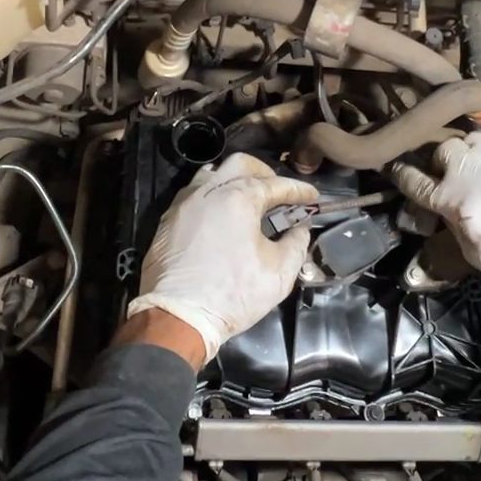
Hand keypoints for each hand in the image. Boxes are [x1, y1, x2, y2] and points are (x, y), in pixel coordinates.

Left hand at [125, 153, 320, 362]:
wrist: (177, 316)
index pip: (276, 185)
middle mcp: (209, 190)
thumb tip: (300, 230)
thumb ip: (296, 244)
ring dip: (234, 180)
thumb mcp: (279, 273)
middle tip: (279, 192)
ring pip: (212, 174)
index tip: (312, 197)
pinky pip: (194, 194)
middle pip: (241, 164)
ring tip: (249, 199)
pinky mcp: (168, 220)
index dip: (299, 190)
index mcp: (239, 197)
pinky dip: (213, 196)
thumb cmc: (232, 293)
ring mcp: (185, 203)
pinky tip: (221, 215)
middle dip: (265, 173)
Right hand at [393, 132, 480, 314]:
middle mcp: (479, 176)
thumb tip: (444, 205)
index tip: (398, 169)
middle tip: (451, 176)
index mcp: (457, 203)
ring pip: (476, 140)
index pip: (417, 181)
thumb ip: (453, 220)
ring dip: (472, 154)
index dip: (403, 174)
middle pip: (446, 149)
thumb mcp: (471, 252)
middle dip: (443, 161)